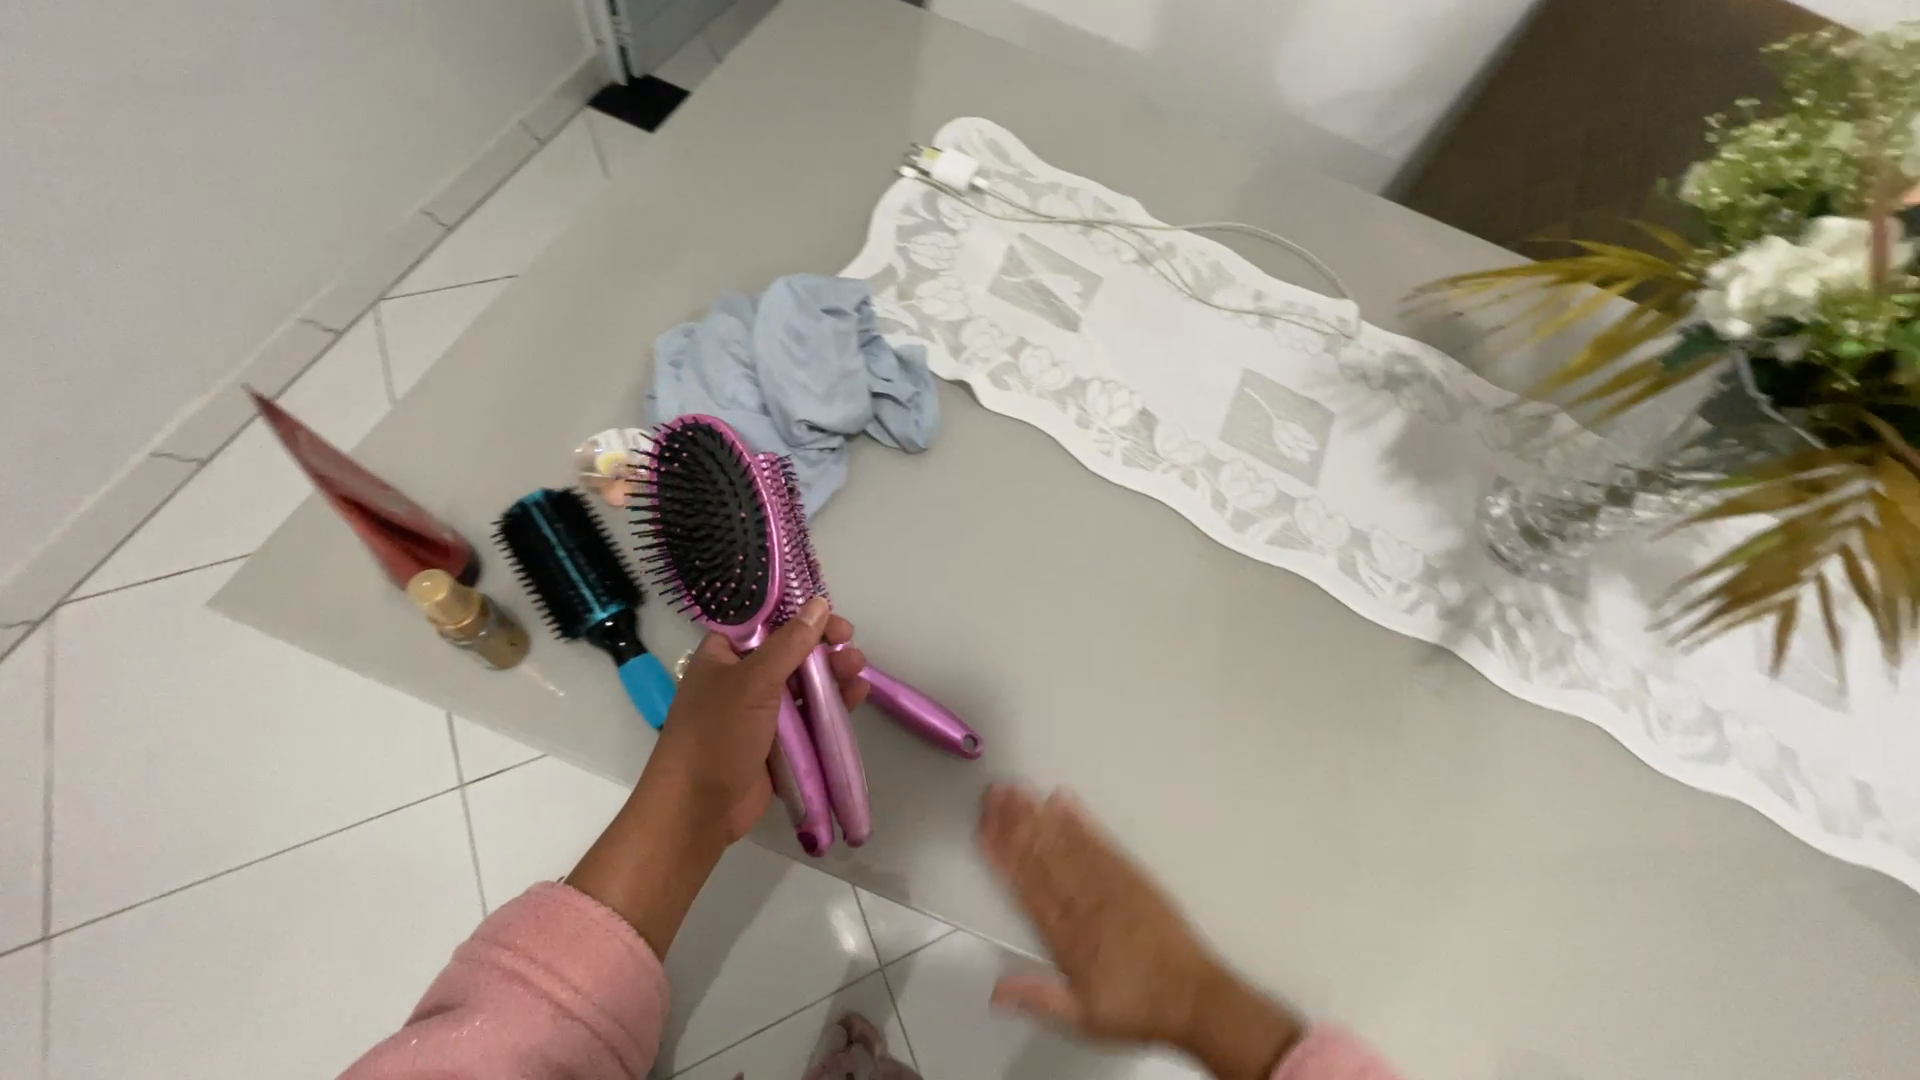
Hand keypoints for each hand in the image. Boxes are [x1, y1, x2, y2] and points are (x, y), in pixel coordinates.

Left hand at [643, 598, 868, 844]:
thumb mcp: (752, 682)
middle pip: (789, 651)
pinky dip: (832, 704)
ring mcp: (761, 711)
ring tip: (857, 668)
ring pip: (804, 683)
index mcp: (723, 656)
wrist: (698, 810)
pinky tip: (856, 695)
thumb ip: (790, 643)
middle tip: (849, 642)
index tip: (827, 613)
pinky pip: (810, 715)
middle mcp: (742, 678)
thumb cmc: (715, 735)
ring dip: (831, 673)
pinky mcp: (779, 741)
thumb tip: (818, 603)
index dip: (796, 613)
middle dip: (821, 645)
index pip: (764, 621)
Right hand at [978, 785, 1301, 1079]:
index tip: (984, 829)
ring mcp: (1110, 883)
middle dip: (1016, 823)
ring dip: (1041, 815)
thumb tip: (995, 992)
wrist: (1195, 998)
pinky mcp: (1133, 875)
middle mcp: (1086, 902)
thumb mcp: (1083, 1018)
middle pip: (1044, 855)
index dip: (1004, 855)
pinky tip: (1065, 802)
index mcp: (1068, 935)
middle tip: (995, 793)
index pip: (1028, 886)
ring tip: (1020, 790)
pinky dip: (1082, 820)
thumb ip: (1038, 997)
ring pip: (1068, 843)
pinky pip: (1101, 842)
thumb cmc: (1136, 1008)